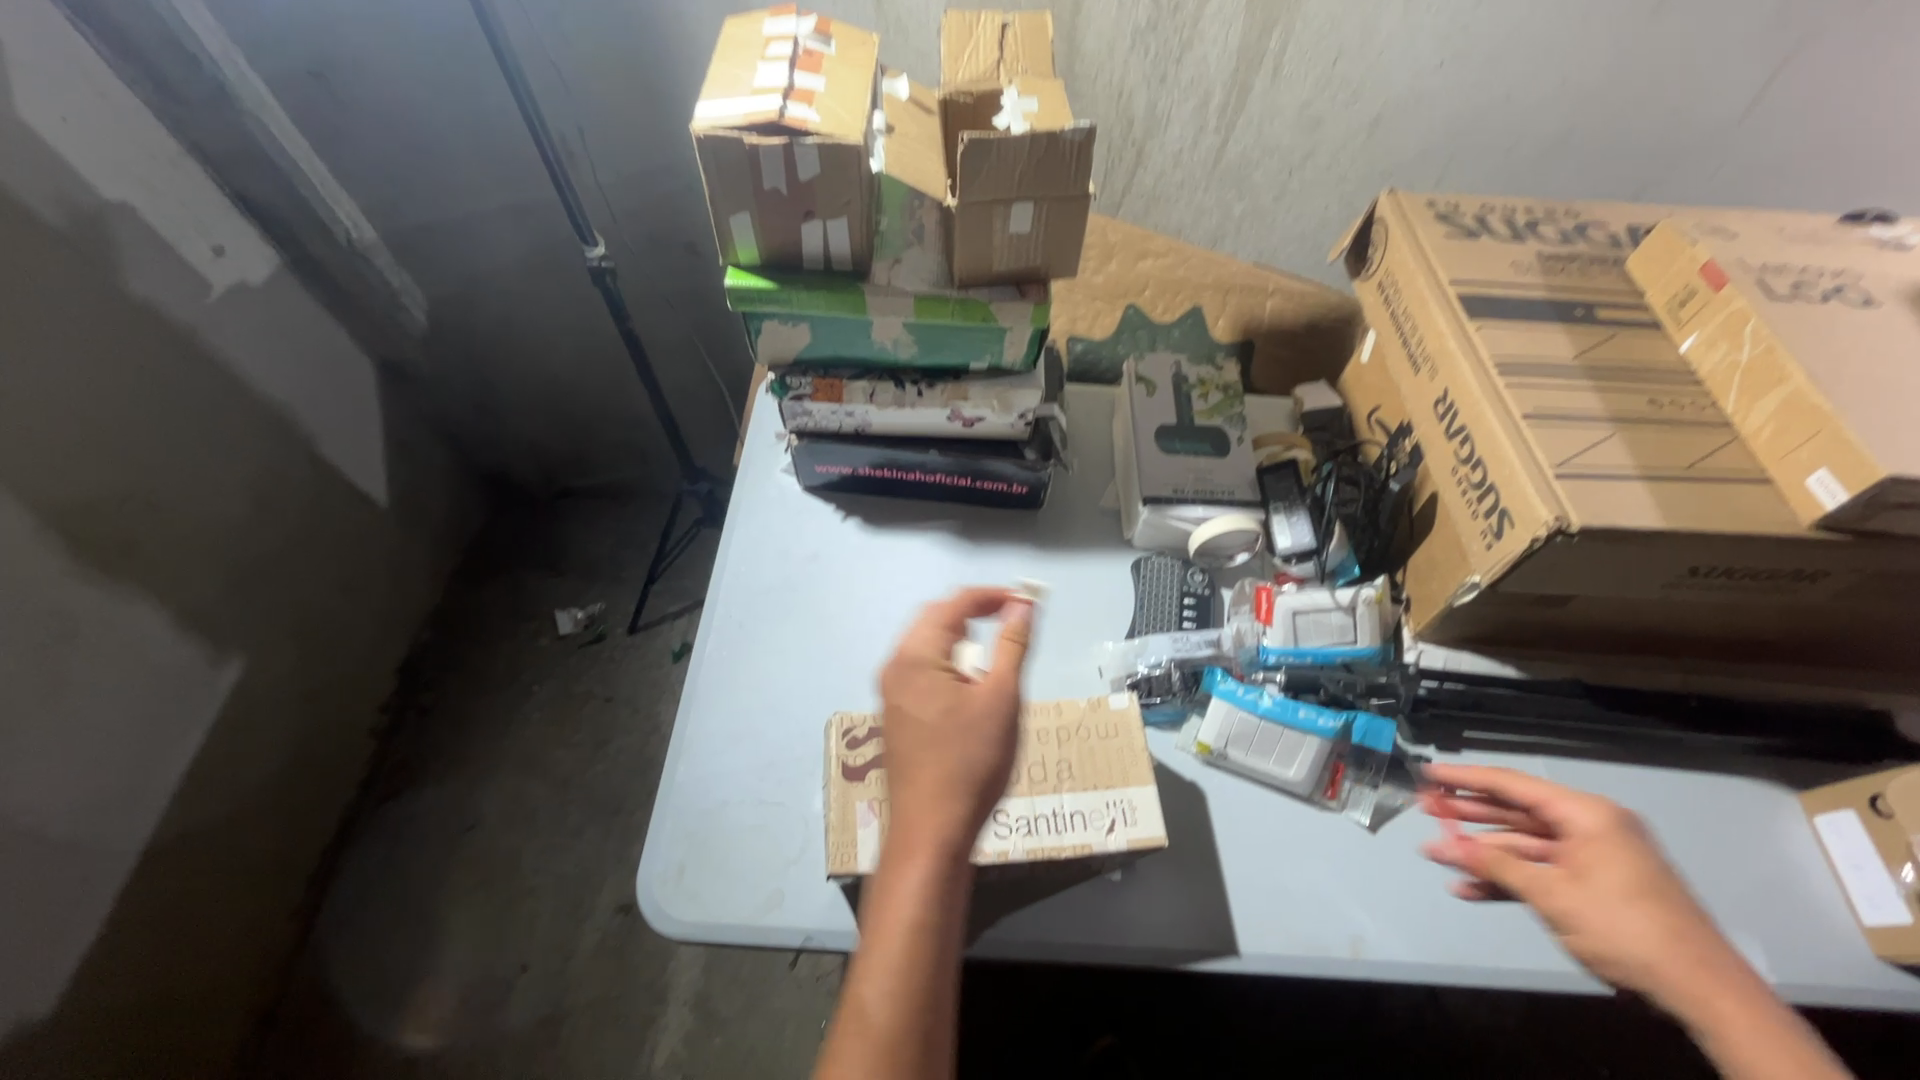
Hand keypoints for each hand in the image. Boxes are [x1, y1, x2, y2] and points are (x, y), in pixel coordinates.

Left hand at [877, 588, 1033, 858]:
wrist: (931, 831)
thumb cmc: (970, 763)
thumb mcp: (1001, 699)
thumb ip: (1011, 646)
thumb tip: (1022, 606)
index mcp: (914, 657)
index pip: (952, 605)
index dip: (992, 596)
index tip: (1026, 602)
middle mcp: (894, 668)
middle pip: (934, 621)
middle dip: (974, 615)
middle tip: (1012, 623)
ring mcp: (890, 695)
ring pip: (927, 648)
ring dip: (962, 643)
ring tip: (995, 660)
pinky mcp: (896, 717)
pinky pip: (922, 673)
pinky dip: (949, 667)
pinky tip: (971, 691)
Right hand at [1420, 764, 1746, 1008]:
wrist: (1700, 990)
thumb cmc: (1625, 928)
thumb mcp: (1552, 895)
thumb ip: (1494, 866)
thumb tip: (1442, 847)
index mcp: (1587, 815)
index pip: (1513, 785)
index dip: (1466, 779)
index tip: (1428, 774)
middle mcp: (1590, 828)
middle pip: (1517, 812)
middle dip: (1469, 814)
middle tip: (1424, 808)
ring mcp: (1594, 859)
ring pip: (1525, 845)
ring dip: (1483, 852)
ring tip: (1437, 851)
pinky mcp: (1595, 887)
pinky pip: (1541, 873)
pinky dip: (1508, 880)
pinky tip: (1470, 889)